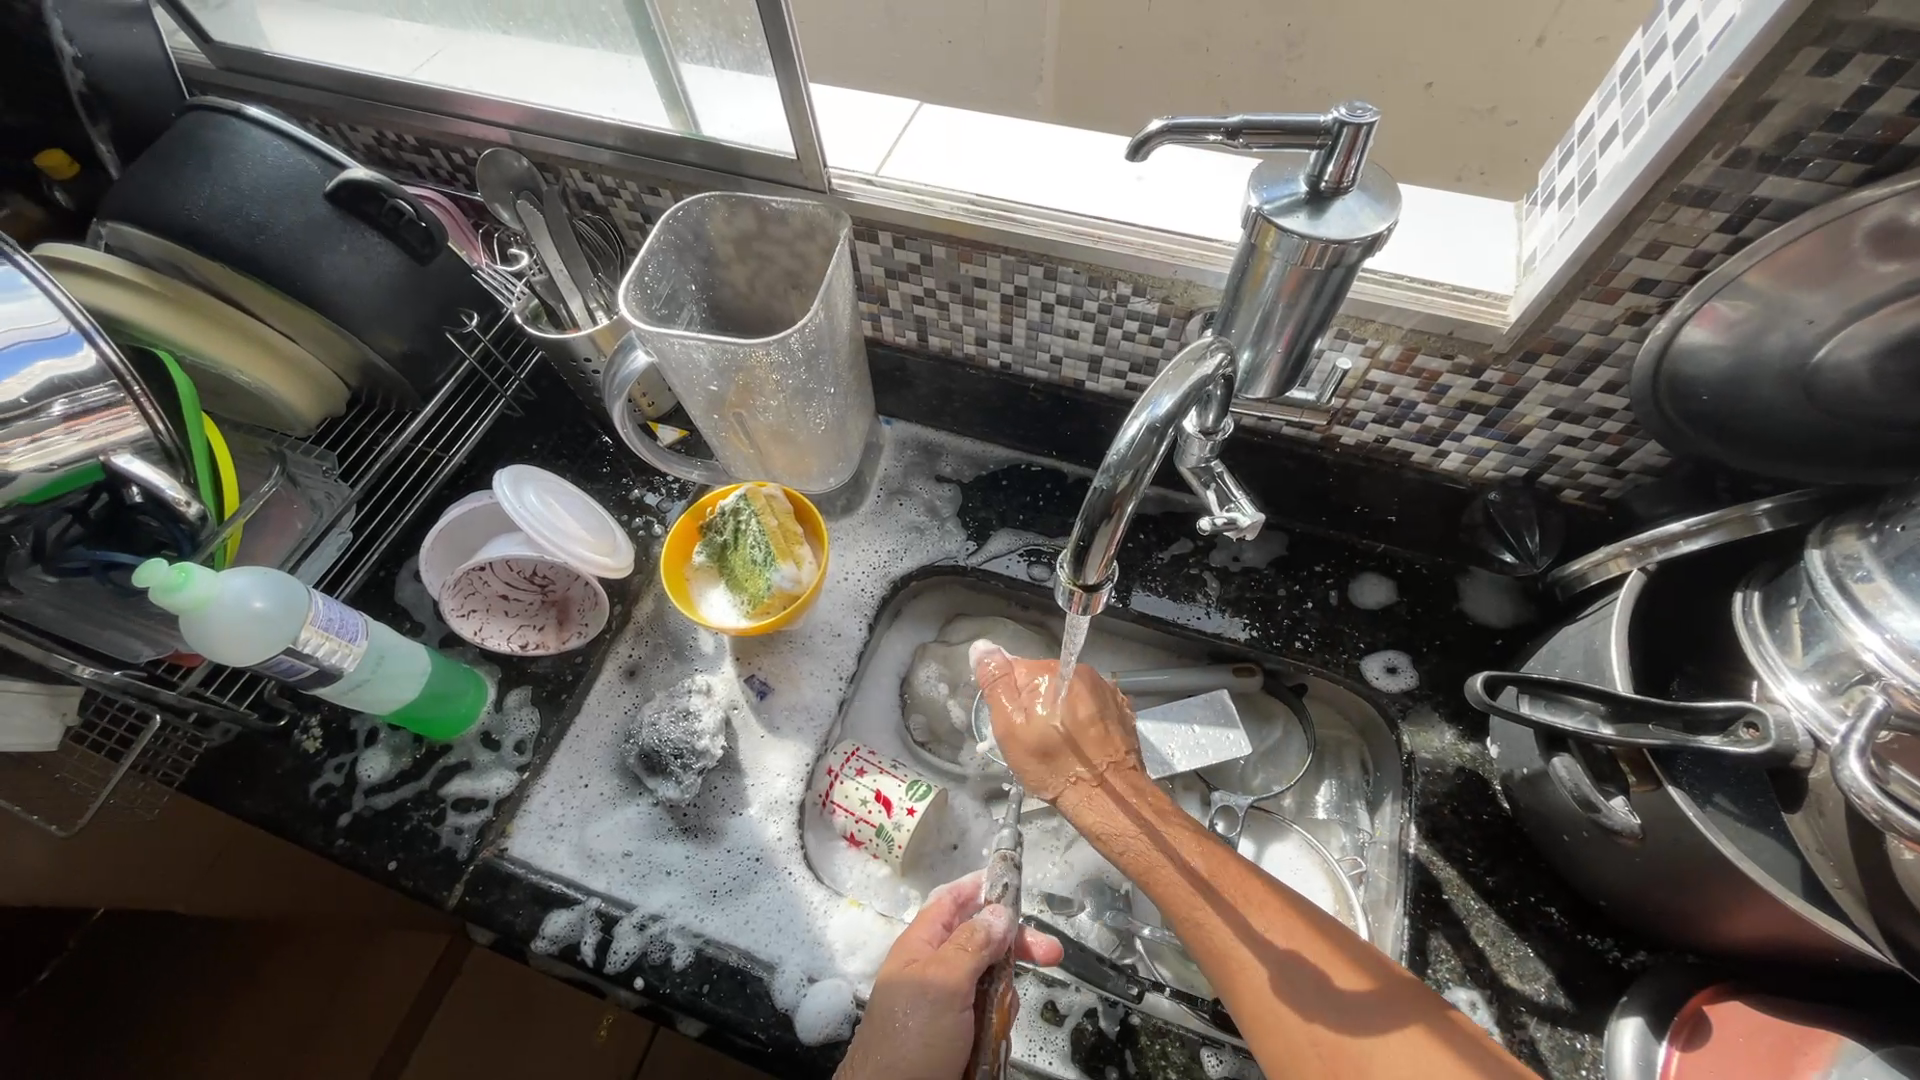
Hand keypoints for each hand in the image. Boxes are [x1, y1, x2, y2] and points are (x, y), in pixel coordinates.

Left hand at [837, 870, 1062, 1079]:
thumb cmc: (911, 1038)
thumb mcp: (941, 983)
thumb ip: (972, 944)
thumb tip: (1000, 908)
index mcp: (922, 945)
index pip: (952, 901)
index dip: (980, 887)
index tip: (1015, 881)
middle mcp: (936, 969)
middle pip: (982, 940)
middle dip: (1014, 944)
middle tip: (1052, 954)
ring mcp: (949, 1004)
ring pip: (993, 981)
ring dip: (1005, 994)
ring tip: (1001, 1018)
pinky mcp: (962, 1035)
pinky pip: (992, 1016)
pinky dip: (1000, 1022)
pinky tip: (997, 1037)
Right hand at [970, 640, 1143, 802]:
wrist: (1107, 796)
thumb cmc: (1052, 766)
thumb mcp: (1010, 729)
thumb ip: (996, 683)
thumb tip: (982, 646)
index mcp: (1046, 672)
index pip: (1012, 668)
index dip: (1007, 695)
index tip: (1013, 722)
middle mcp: (1077, 669)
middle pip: (1041, 677)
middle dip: (1033, 701)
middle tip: (1034, 736)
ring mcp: (1102, 685)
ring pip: (1065, 688)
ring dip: (1058, 707)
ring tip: (1059, 740)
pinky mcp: (1117, 703)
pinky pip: (1088, 700)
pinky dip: (1080, 714)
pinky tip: (1080, 739)